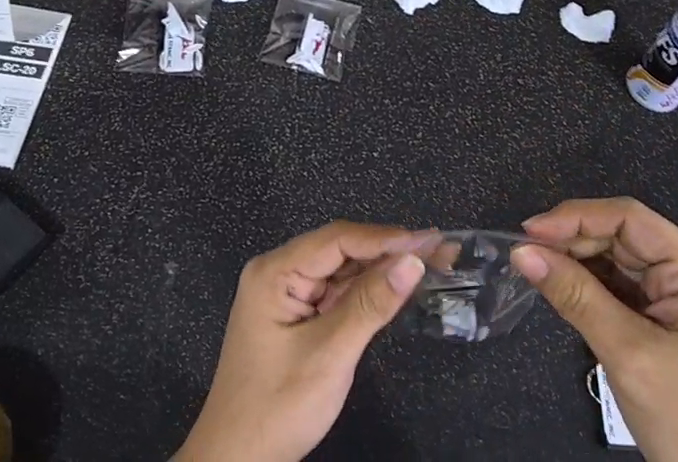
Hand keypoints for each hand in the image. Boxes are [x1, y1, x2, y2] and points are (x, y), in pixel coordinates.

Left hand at [176, 222, 429, 461]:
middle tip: (440, 250)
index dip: (386, 238)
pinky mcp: (297, 317)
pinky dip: (368, 292)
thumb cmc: (278, 406)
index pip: (337, 239)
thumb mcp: (330, 354)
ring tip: (431, 264)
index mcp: (275, 272)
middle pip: (341, 250)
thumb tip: (413, 261)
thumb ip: (371, 305)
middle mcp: (279, 273)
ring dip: (383, 269)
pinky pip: (337, 294)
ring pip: (342, 271)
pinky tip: (398, 288)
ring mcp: (287, 296)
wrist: (237, 459)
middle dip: (390, 250)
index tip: (431, 240)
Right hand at [511, 197, 677, 461]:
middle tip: (527, 259)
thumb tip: (523, 252)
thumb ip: (575, 297)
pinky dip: (598, 294)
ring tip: (541, 276)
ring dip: (583, 268)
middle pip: (627, 240)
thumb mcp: (629, 355)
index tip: (528, 232)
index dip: (576, 217)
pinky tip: (570, 298)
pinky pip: (632, 296)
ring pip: (625, 268)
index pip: (630, 219)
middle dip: (575, 243)